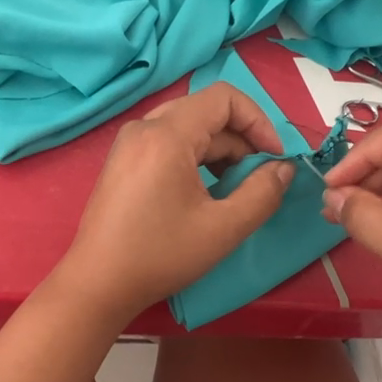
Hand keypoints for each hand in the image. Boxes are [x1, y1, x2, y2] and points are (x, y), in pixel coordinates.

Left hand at [57, 83, 294, 321]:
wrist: (99, 283)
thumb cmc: (161, 255)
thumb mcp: (223, 228)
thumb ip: (262, 193)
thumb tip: (283, 169)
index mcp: (166, 135)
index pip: (223, 98)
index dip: (258, 121)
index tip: (274, 158)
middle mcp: (143, 128)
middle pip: (205, 112)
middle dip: (240, 139)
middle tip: (258, 178)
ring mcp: (127, 144)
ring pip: (186, 128)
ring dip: (218, 150)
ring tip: (233, 189)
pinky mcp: (122, 162)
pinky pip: (166, 143)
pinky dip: (194, 158)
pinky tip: (202, 193)